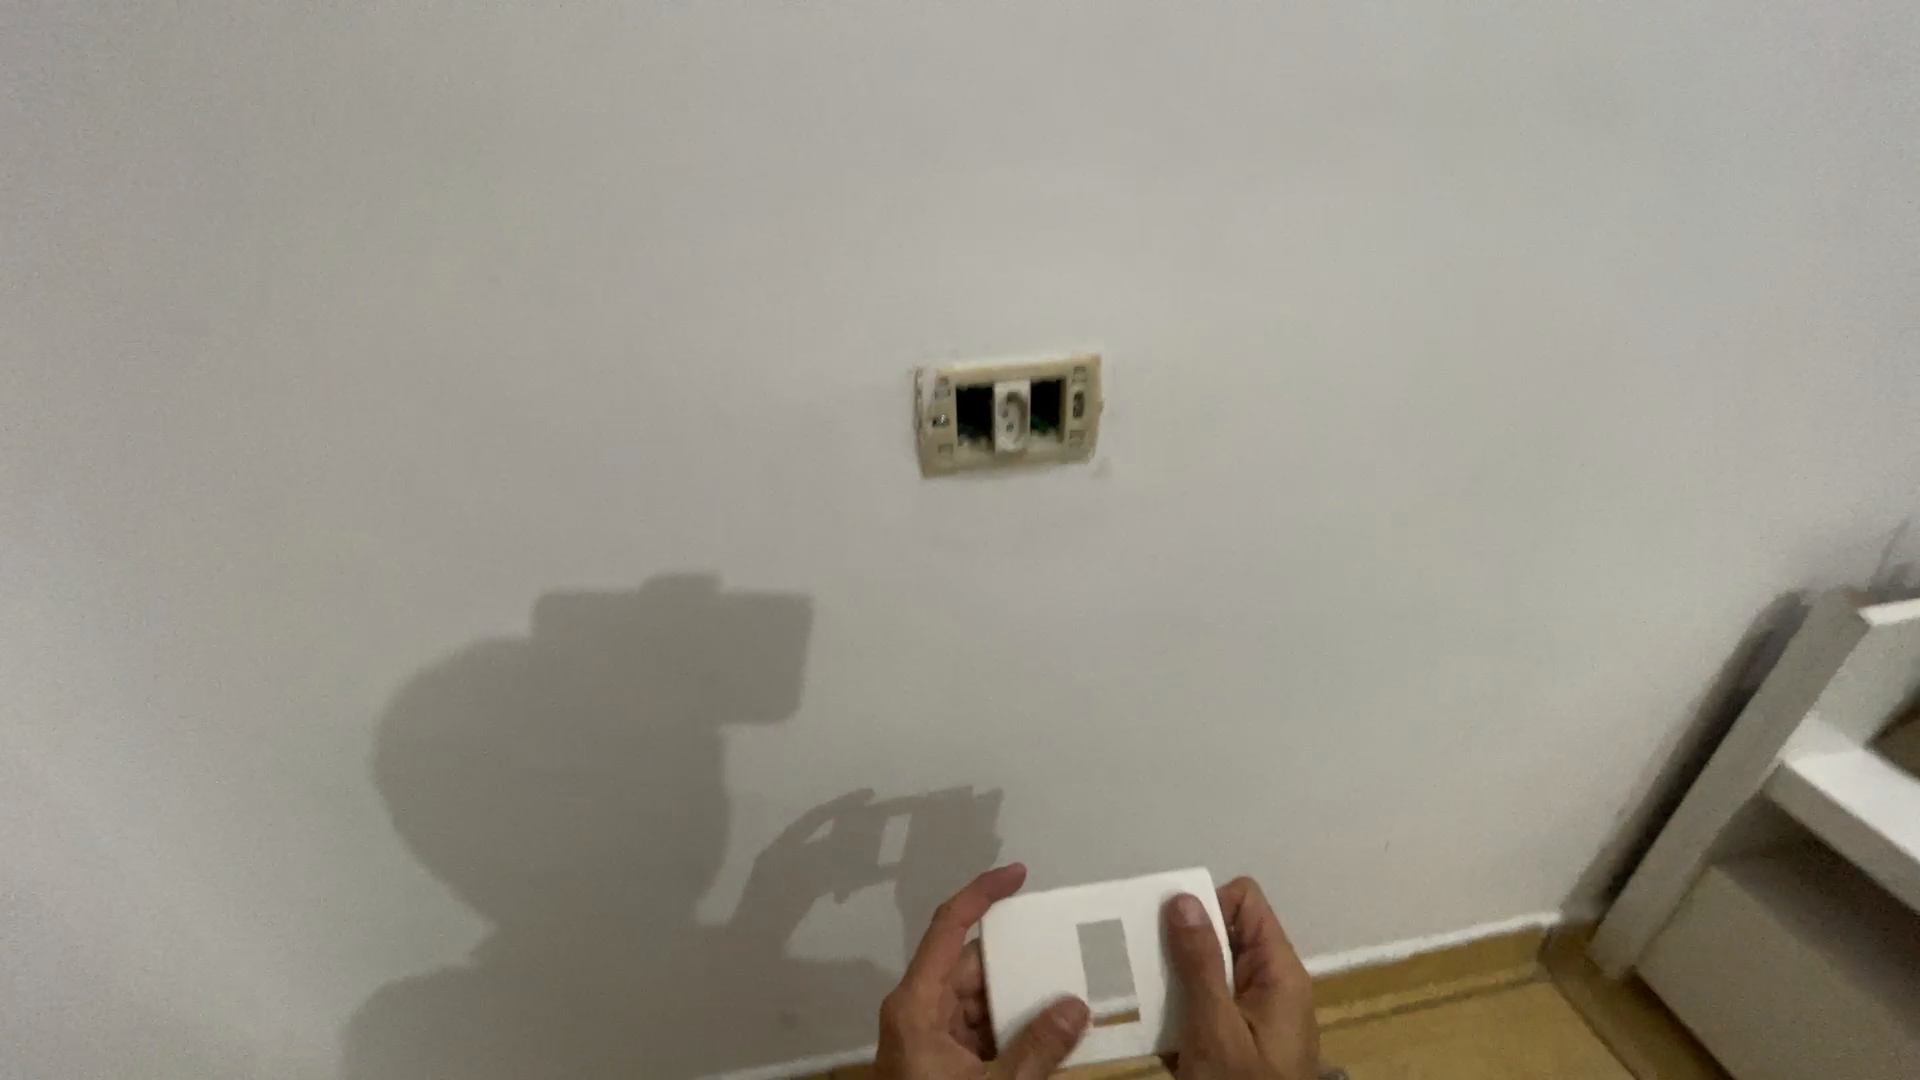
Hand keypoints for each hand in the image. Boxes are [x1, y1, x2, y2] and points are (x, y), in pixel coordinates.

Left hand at [875, 864, 1090, 1079]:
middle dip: (1018, 962)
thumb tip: (1076, 1005)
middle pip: (971, 966)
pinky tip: (1049, 1031)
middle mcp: (920, 1010)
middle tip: (1063, 948)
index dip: (982, 893)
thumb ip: (1035, 1049)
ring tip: (1067, 988)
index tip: (1018, 873)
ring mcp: (929, 1037)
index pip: (950, 926)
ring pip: (979, 1001)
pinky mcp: (939, 1063)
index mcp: (917, 1002)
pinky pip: (979, 1030)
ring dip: (1020, 1001)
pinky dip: (1011, 1030)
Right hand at [1163, 878, 1319, 1079]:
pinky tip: (1159, 1029)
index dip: (1208, 904)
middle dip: (1182, 940)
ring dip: (1176, 976)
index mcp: (1278, 971)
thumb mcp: (1216, 1031)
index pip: (1244, 899)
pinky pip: (1206, 998)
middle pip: (1224, 929)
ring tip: (1145, 994)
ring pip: (1209, 965)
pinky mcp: (1240, 1036)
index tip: (1171, 931)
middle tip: (1145, 961)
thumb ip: (1200, 963)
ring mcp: (1256, 1010)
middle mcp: (1271, 982)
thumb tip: (1183, 897)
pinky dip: (1181, 1006)